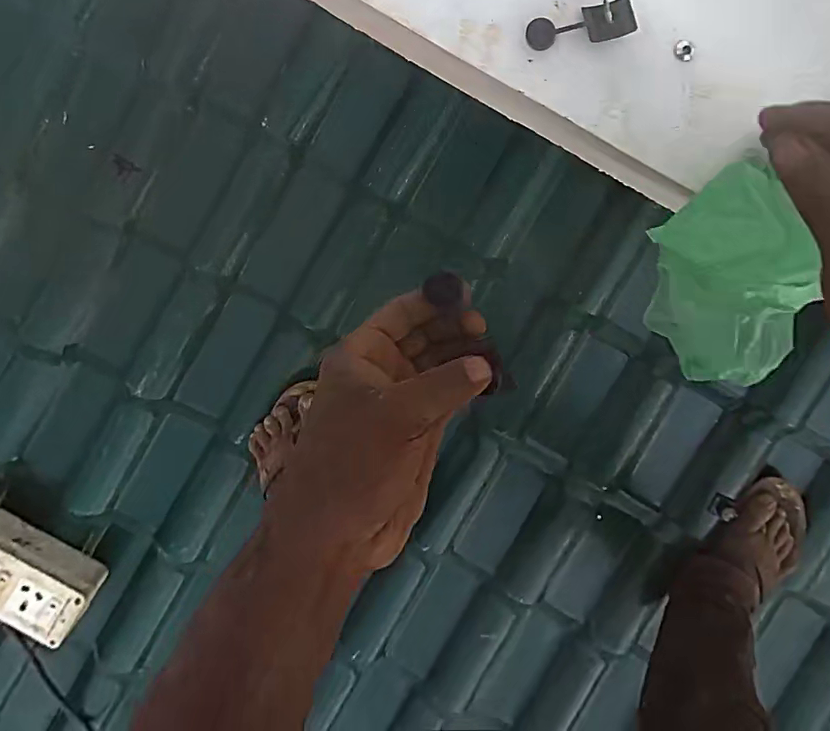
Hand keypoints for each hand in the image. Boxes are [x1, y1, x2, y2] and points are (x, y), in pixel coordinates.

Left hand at [262, 291, 491, 572]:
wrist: (335, 535)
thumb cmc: (353, 463)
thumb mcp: (397, 416)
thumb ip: (443, 386)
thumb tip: (485, 364)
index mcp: (361, 357)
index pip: (400, 315)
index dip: (431, 302)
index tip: (466, 295)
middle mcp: (382, 373)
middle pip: (423, 336)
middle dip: (453, 328)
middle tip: (484, 329)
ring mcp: (403, 401)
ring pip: (439, 365)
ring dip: (465, 356)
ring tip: (494, 353)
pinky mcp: (420, 428)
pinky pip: (450, 395)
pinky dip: (469, 385)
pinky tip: (491, 379)